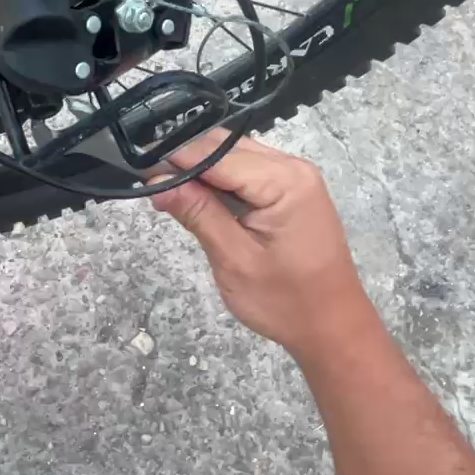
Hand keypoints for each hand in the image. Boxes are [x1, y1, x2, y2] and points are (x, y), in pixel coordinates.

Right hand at [149, 132, 381, 361]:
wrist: (332, 327)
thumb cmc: (286, 302)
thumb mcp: (234, 260)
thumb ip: (198, 213)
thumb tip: (158, 181)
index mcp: (285, 182)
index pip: (217, 155)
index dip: (177, 160)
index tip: (141, 172)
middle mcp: (294, 168)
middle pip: (226, 148)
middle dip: (187, 162)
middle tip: (151, 186)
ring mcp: (296, 177)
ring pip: (235, 156)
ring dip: (203, 171)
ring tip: (170, 194)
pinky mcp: (293, 190)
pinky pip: (249, 171)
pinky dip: (222, 181)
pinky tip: (201, 199)